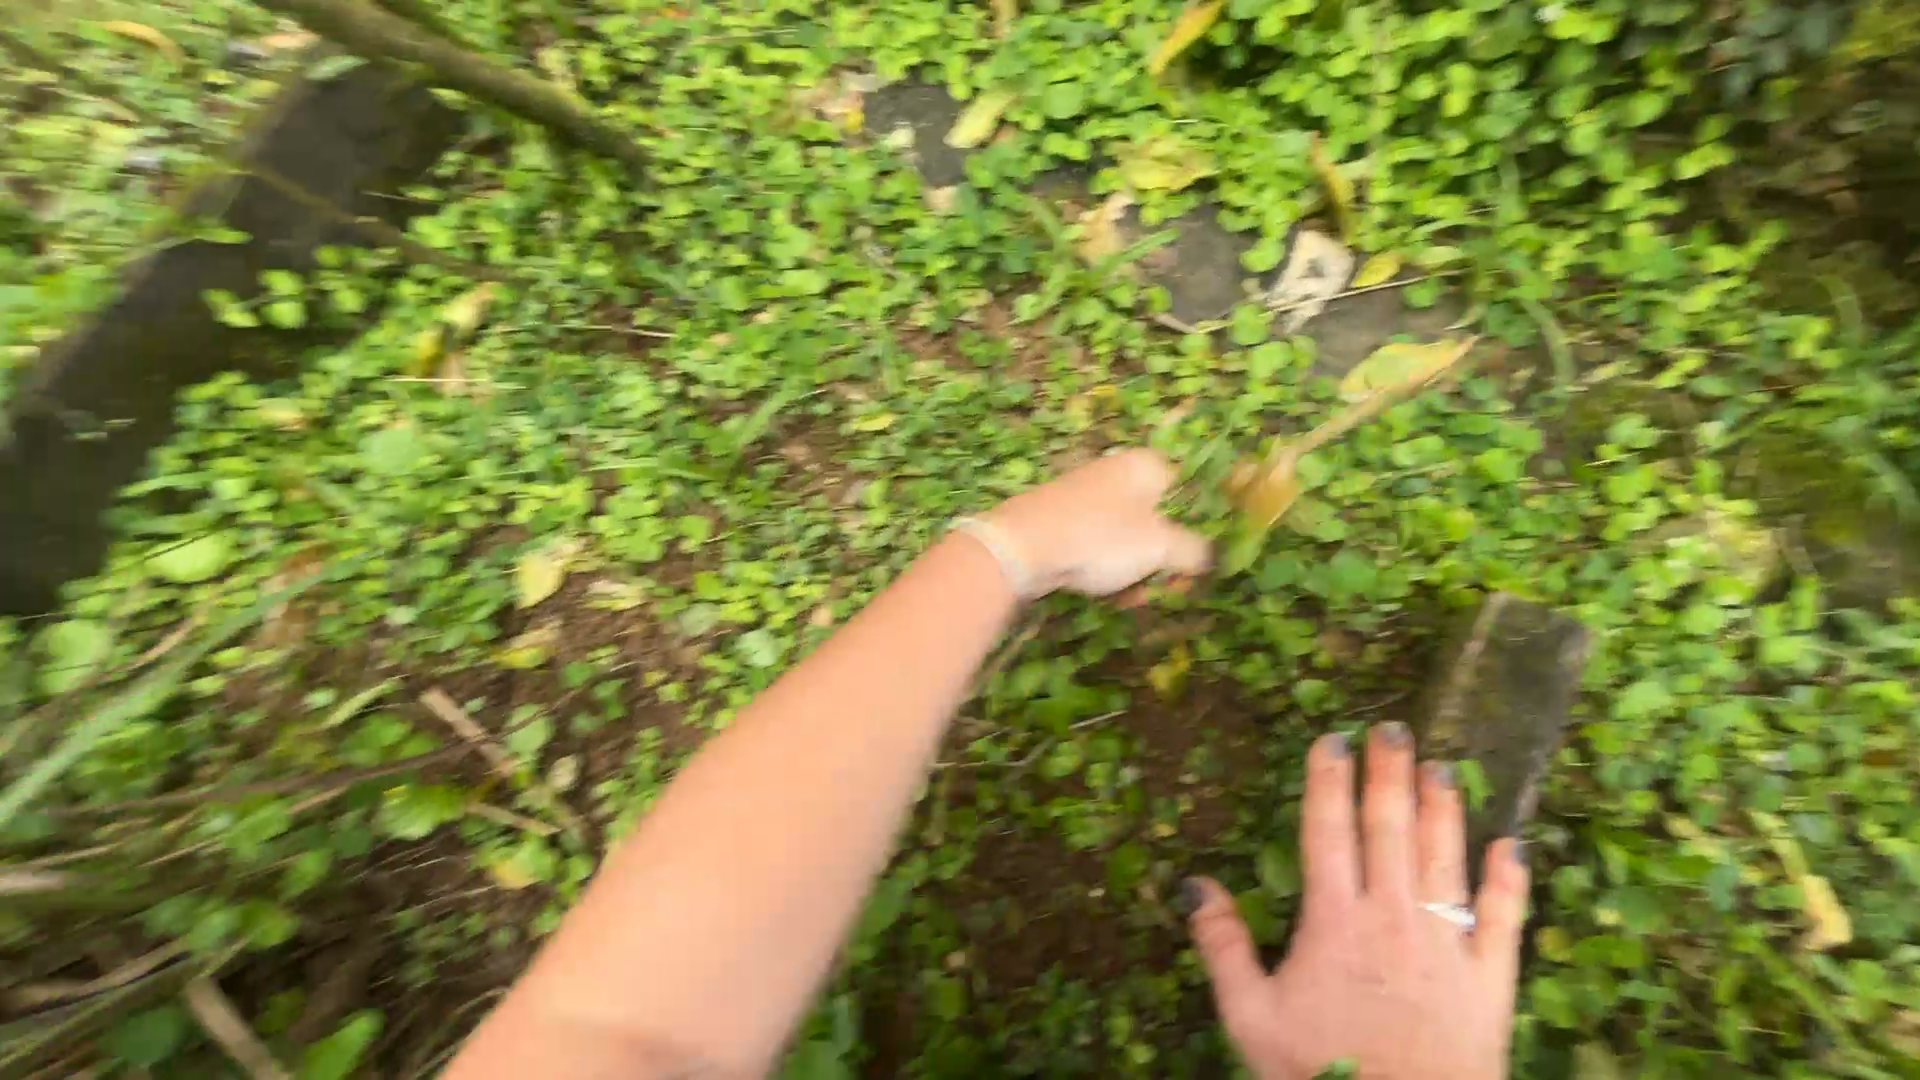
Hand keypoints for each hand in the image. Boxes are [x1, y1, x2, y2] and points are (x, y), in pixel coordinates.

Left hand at [981, 449, 1209, 597]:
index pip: (1191, 490)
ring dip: (1136, 570)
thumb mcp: (1161, 546)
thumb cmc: (1101, 538)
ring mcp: (1087, 495)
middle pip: (1160, 518)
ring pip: (1129, 537)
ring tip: (1132, 597)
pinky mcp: (1063, 520)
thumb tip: (1210, 556)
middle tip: (1167, 588)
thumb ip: (1195, 550)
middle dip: (1165, 558)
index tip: (1199, 561)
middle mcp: (1117, 472)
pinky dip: (1107, 568)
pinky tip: (1106, 594)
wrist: (1021, 547)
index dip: (1200, 527)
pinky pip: (1099, 545)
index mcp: (1146, 465)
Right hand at [1186, 725, 1529, 1079]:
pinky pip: (1503, 921)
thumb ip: (1220, 945)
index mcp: (1334, 920)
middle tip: (1394, 728)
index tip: (1334, 740)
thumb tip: (1193, 882)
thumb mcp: (1249, 1015)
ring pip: (1445, 861)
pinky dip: (1508, 882)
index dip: (1328, 782)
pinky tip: (1513, 844)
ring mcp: (1446, 946)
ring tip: (1440, 766)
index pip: (1328, 832)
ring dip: (1442, 809)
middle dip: (1388, 775)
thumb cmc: (1320, 1073)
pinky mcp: (1491, 982)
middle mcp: (1391, 918)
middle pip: (1389, 830)